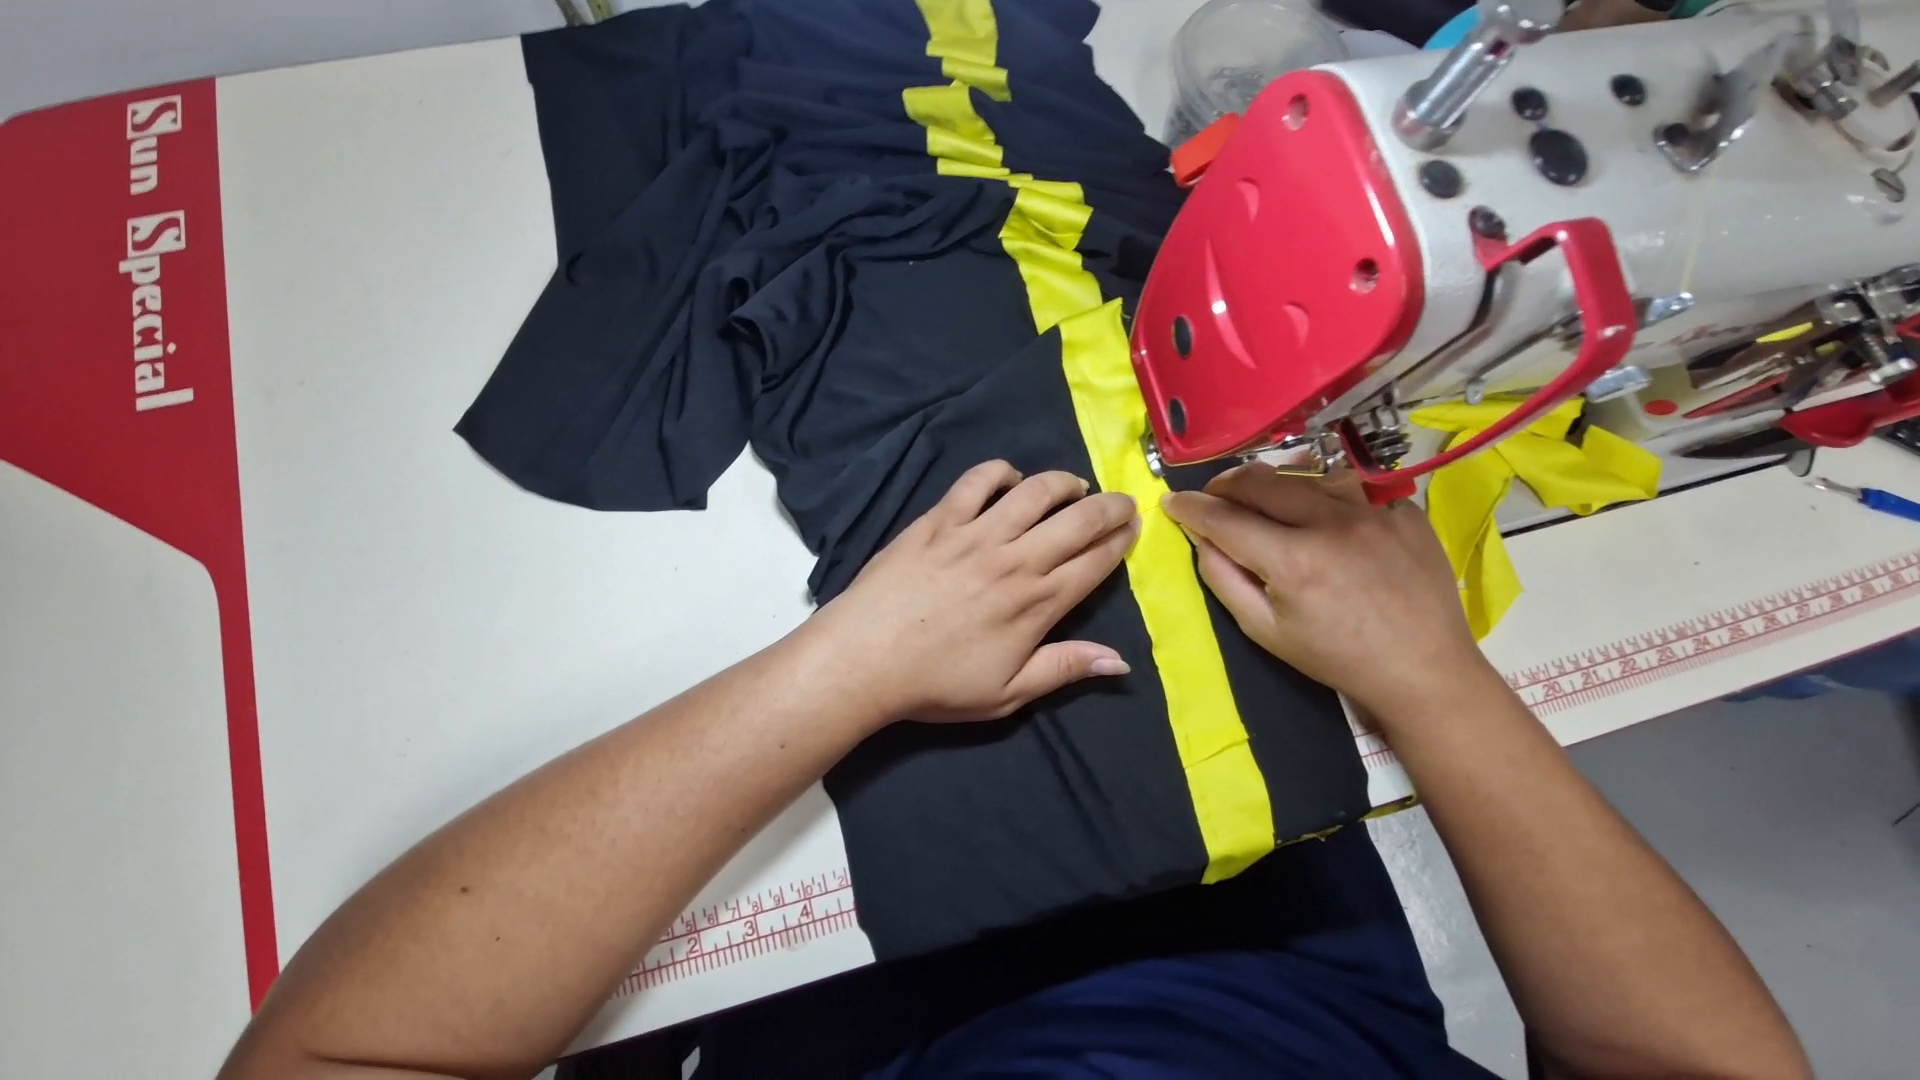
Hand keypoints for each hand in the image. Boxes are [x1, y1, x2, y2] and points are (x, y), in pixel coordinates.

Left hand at [810, 460, 1140, 725]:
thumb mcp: (1007, 693)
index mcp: (1037, 602)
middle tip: (1122, 503)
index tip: (1134, 529)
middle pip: (1078, 519)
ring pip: (1035, 491)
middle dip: (1110, 506)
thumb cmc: (936, 683)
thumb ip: (1065, 669)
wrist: (864, 659)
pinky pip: (976, 481)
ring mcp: (975, 533)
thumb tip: (1122, 661)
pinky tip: (1009, 478)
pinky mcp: (938, 520)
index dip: (1121, 542)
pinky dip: (999, 472)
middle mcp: (1015, 559)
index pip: (1095, 562)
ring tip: (1073, 487)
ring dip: (1063, 482)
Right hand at [1161, 465, 1490, 719]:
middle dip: (1227, 485)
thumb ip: (1224, 579)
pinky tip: (1326, 521)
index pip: (1225, 517)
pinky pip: (1353, 489)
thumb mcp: (1265, 630)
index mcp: (1293, 558)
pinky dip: (1328, 498)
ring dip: (1277, 486)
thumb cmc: (1336, 657)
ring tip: (1267, 504)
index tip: (1173, 502)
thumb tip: (1200, 538)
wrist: (1423, 669)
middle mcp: (1332, 522)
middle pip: (1262, 480)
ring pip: (1306, 475)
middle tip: (1213, 497)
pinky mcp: (1403, 511)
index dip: (1191, 507)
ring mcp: (1373, 511)